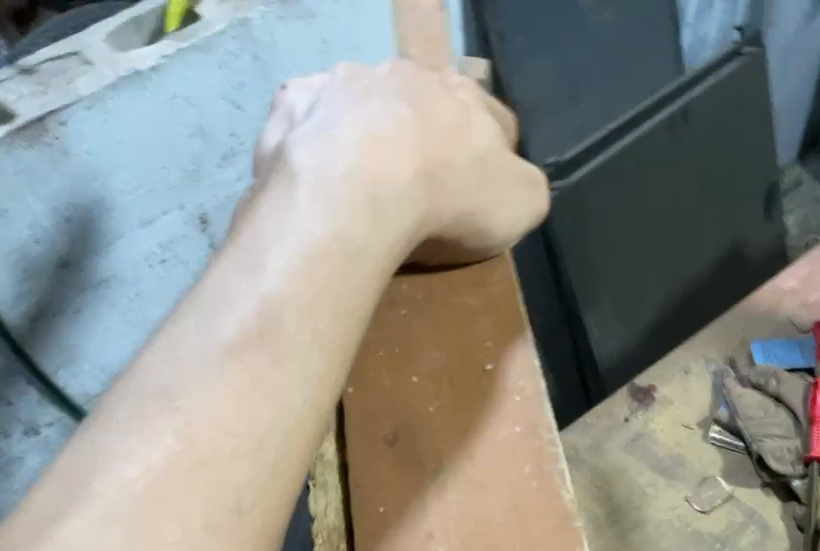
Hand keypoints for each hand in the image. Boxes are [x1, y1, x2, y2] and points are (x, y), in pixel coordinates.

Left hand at [253, 59, 549, 265]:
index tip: (479, 193)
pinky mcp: (294, 106)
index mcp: (465, 97)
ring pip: (361, 106)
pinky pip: (307, 121)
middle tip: (417, 190)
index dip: (490, 155)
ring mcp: (344, 85)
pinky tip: (317, 182)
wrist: (360, 191)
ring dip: (365, 137)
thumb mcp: (523, 204)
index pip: (491, 118)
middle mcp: (406, 76)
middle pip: (422, 106)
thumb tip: (514, 184)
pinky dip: (313, 146)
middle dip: (422, 139)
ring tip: (360, 189)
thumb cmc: (450, 198)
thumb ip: (525, 188)